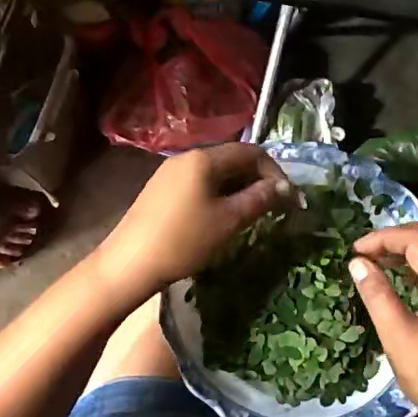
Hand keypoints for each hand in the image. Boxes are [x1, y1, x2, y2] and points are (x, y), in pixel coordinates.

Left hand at [92, 143, 290, 298]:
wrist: (130, 264)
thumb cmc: (184, 240)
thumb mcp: (229, 220)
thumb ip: (259, 199)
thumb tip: (284, 187)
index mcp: (205, 158)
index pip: (251, 152)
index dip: (275, 172)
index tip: (288, 199)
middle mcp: (187, 157)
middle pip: (233, 159)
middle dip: (258, 180)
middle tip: (273, 208)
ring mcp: (171, 173)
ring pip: (217, 173)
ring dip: (239, 189)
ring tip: (251, 215)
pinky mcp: (162, 190)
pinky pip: (200, 183)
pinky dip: (219, 195)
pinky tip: (222, 218)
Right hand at [349, 223, 417, 416]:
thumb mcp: (398, 339)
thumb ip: (378, 296)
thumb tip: (357, 262)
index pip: (417, 241)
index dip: (384, 238)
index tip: (354, 251)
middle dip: (399, 233)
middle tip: (368, 249)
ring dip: (410, 245)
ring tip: (377, 258)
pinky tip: (398, 276)